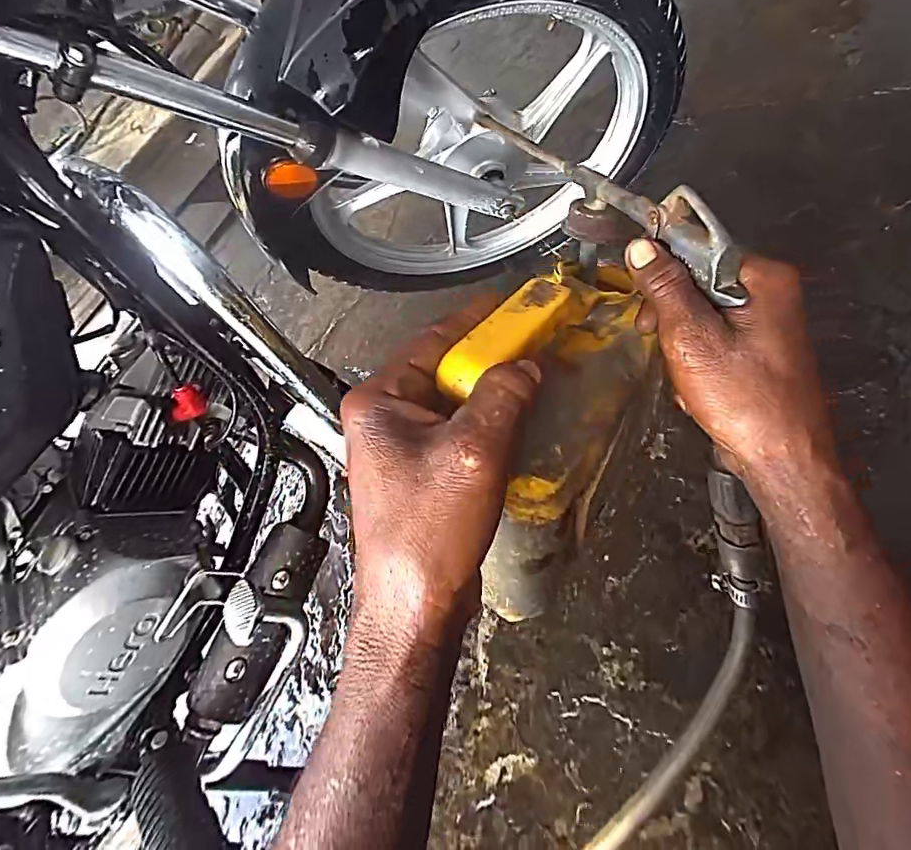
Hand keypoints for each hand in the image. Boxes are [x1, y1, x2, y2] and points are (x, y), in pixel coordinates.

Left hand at [341, 296, 542, 627]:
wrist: (415, 607)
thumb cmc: (428, 531)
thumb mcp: (472, 452)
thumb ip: (503, 397)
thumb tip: (527, 365)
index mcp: (378, 401)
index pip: (431, 341)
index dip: (475, 319)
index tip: (509, 302)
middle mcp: (383, 418)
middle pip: (443, 370)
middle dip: (489, 357)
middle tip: (531, 340)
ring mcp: (401, 446)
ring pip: (454, 402)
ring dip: (492, 391)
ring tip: (532, 374)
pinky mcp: (421, 471)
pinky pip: (458, 431)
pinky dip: (489, 421)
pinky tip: (518, 418)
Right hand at [626, 239, 838, 488]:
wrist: (781, 459)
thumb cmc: (748, 403)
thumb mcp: (691, 337)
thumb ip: (665, 287)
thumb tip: (643, 249)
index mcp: (763, 278)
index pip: (698, 247)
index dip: (663, 270)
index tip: (644, 292)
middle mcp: (770, 293)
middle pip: (696, 280)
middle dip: (670, 313)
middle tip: (660, 337)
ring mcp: (765, 322)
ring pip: (699, 312)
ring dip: (680, 341)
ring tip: (685, 371)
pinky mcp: (756, 347)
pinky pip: (711, 336)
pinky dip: (695, 358)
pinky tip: (697, 383)